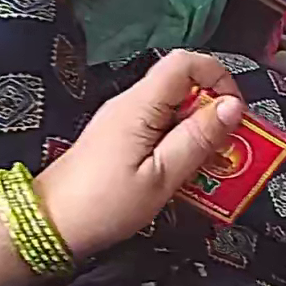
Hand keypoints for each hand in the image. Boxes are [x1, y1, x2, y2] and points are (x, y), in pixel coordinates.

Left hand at [37, 50, 243, 256]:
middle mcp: (131, 102)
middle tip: (227, 148)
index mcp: (141, 104)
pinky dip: (179, 142)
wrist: (51, 223)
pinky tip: (183, 171)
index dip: (218, 78)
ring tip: (209, 165)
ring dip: (198, 131)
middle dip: (213, 112)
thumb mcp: (161, 177)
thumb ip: (198, 139)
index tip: (234, 114)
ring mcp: (124, 118)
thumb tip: (233, 106)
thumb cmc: (104, 204)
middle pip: (183, 85)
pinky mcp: (120, 136)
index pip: (186, 61)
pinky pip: (159, 126)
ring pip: (174, 108)